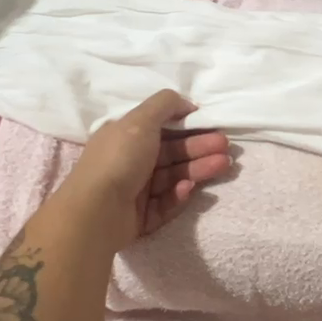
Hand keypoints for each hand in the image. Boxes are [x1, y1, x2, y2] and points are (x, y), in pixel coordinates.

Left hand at [56, 90, 231, 252]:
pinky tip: (186, 188)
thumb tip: (188, 104)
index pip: (164, 129)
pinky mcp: (142, 217)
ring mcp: (136, 191)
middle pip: (173, 153)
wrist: (95, 212)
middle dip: (201, 148)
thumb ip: (165, 104)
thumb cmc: (118, 159)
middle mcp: (131, 161)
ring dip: (199, 169)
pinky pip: (166, 203)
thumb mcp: (140, 120)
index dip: (190, 126)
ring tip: (223, 165)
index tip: (214, 126)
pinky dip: (178, 195)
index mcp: (127, 137)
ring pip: (174, 177)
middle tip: (226, 149)